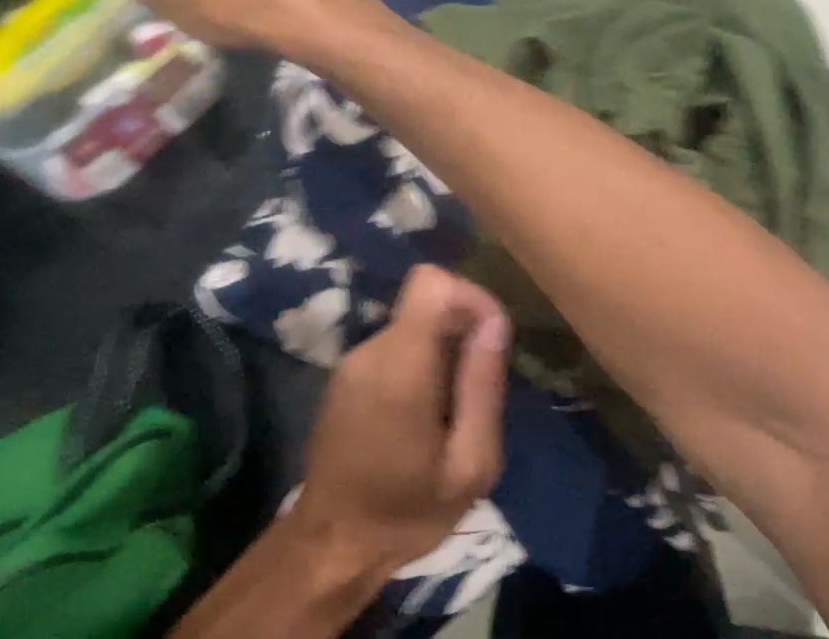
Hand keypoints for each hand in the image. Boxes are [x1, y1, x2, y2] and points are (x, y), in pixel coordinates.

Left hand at [293, 265, 513, 575]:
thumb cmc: (408, 511)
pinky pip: (398, 347)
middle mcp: (370, 351)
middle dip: (463, 333)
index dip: (470, 297)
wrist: (332, 546)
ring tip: (453, 413)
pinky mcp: (346, 376)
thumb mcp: (470, 463)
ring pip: (415, 325)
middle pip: (428, 303)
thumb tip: (496, 321)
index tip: (491, 344)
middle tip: (477, 393)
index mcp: (400, 367)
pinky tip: (426, 418)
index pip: (432, 281)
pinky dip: (422, 366)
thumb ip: (483, 385)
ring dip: (445, 354)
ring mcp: (352, 361)